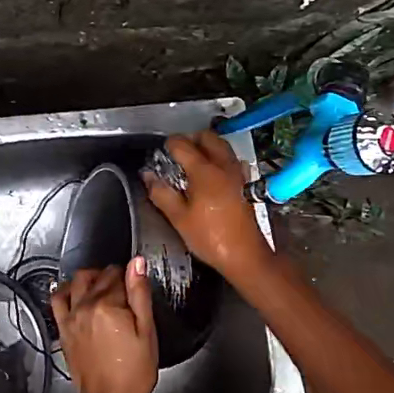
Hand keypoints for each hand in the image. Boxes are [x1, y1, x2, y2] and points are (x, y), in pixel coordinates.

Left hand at [50, 262, 158, 392]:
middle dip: (111, 276)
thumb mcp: (146, 331)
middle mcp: (85, 305)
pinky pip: (58, 299)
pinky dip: (67, 290)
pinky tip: (78, 295)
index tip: (136, 290)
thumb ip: (140, 293)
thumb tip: (137, 262)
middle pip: (97, 275)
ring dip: (90, 278)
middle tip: (124, 291)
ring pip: (77, 281)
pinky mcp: (63, 328)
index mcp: (108, 304)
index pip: (117, 274)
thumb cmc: (134, 371)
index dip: (130, 278)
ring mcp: (70, 316)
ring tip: (103, 290)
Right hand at [142, 132, 276, 281]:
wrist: (245, 255)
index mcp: (204, 171)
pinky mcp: (246, 183)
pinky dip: (221, 159)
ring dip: (207, 146)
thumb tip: (148, 176)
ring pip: (222, 146)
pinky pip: (232, 160)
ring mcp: (237, 173)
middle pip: (208, 137)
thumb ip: (161, 193)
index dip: (170, 144)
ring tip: (193, 160)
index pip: (183, 144)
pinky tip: (213, 173)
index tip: (162, 150)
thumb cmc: (210, 238)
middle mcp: (223, 166)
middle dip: (191, 138)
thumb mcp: (178, 218)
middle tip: (178, 151)